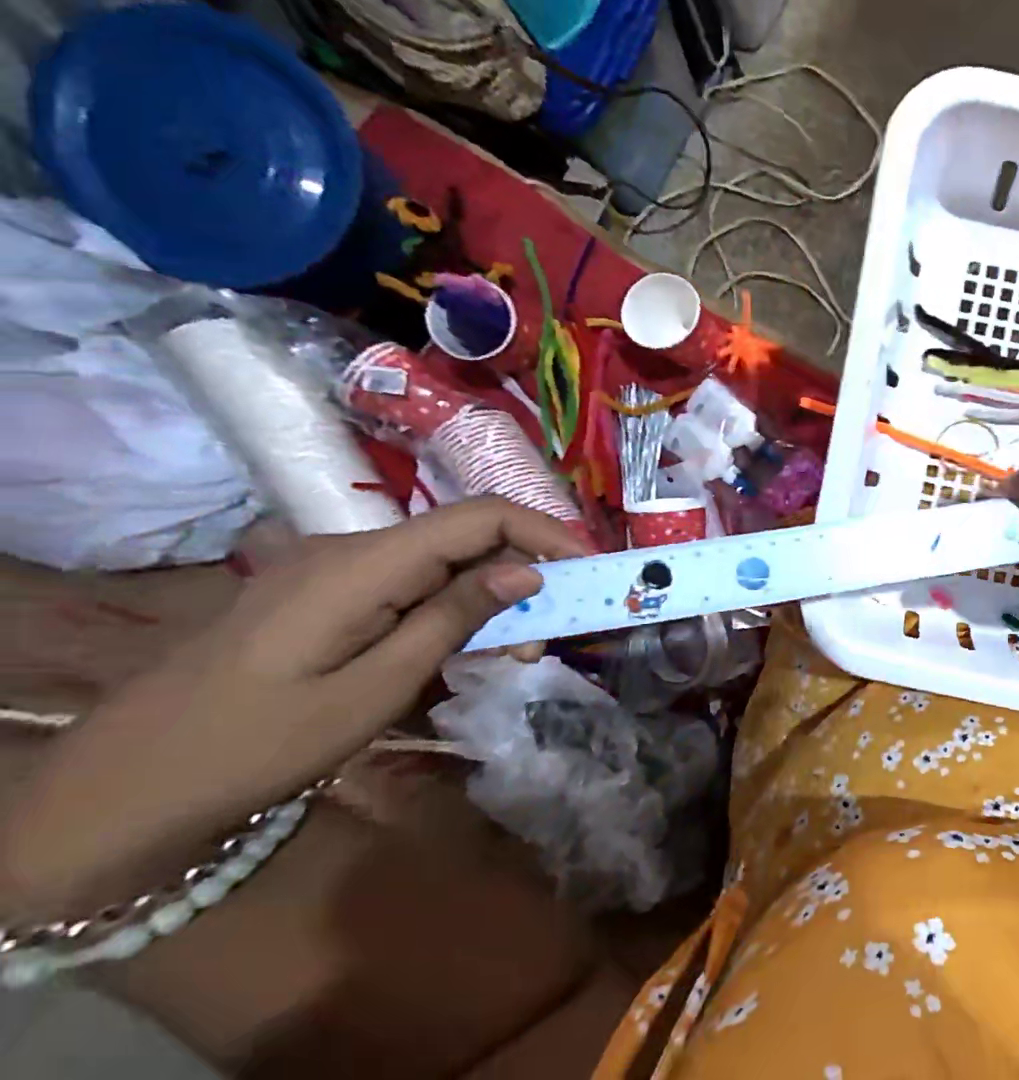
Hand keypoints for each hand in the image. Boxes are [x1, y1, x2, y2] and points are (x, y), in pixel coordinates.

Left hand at [1, 498, 586, 914]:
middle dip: (525, 573)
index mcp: (362, 565)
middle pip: (467, 536)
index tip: (590, 569)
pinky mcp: (327, 595)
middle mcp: (350, 550)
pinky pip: (412, 584)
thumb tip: (527, 570)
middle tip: (549, 637)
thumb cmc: (260, 742)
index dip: (546, 531)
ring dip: (493, 597)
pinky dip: (455, 609)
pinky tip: (462, 650)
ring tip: (512, 655)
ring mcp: (335, 570)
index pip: (480, 516)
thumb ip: (455, 617)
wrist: (127, 787)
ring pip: (444, 562)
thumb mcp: (377, 687)